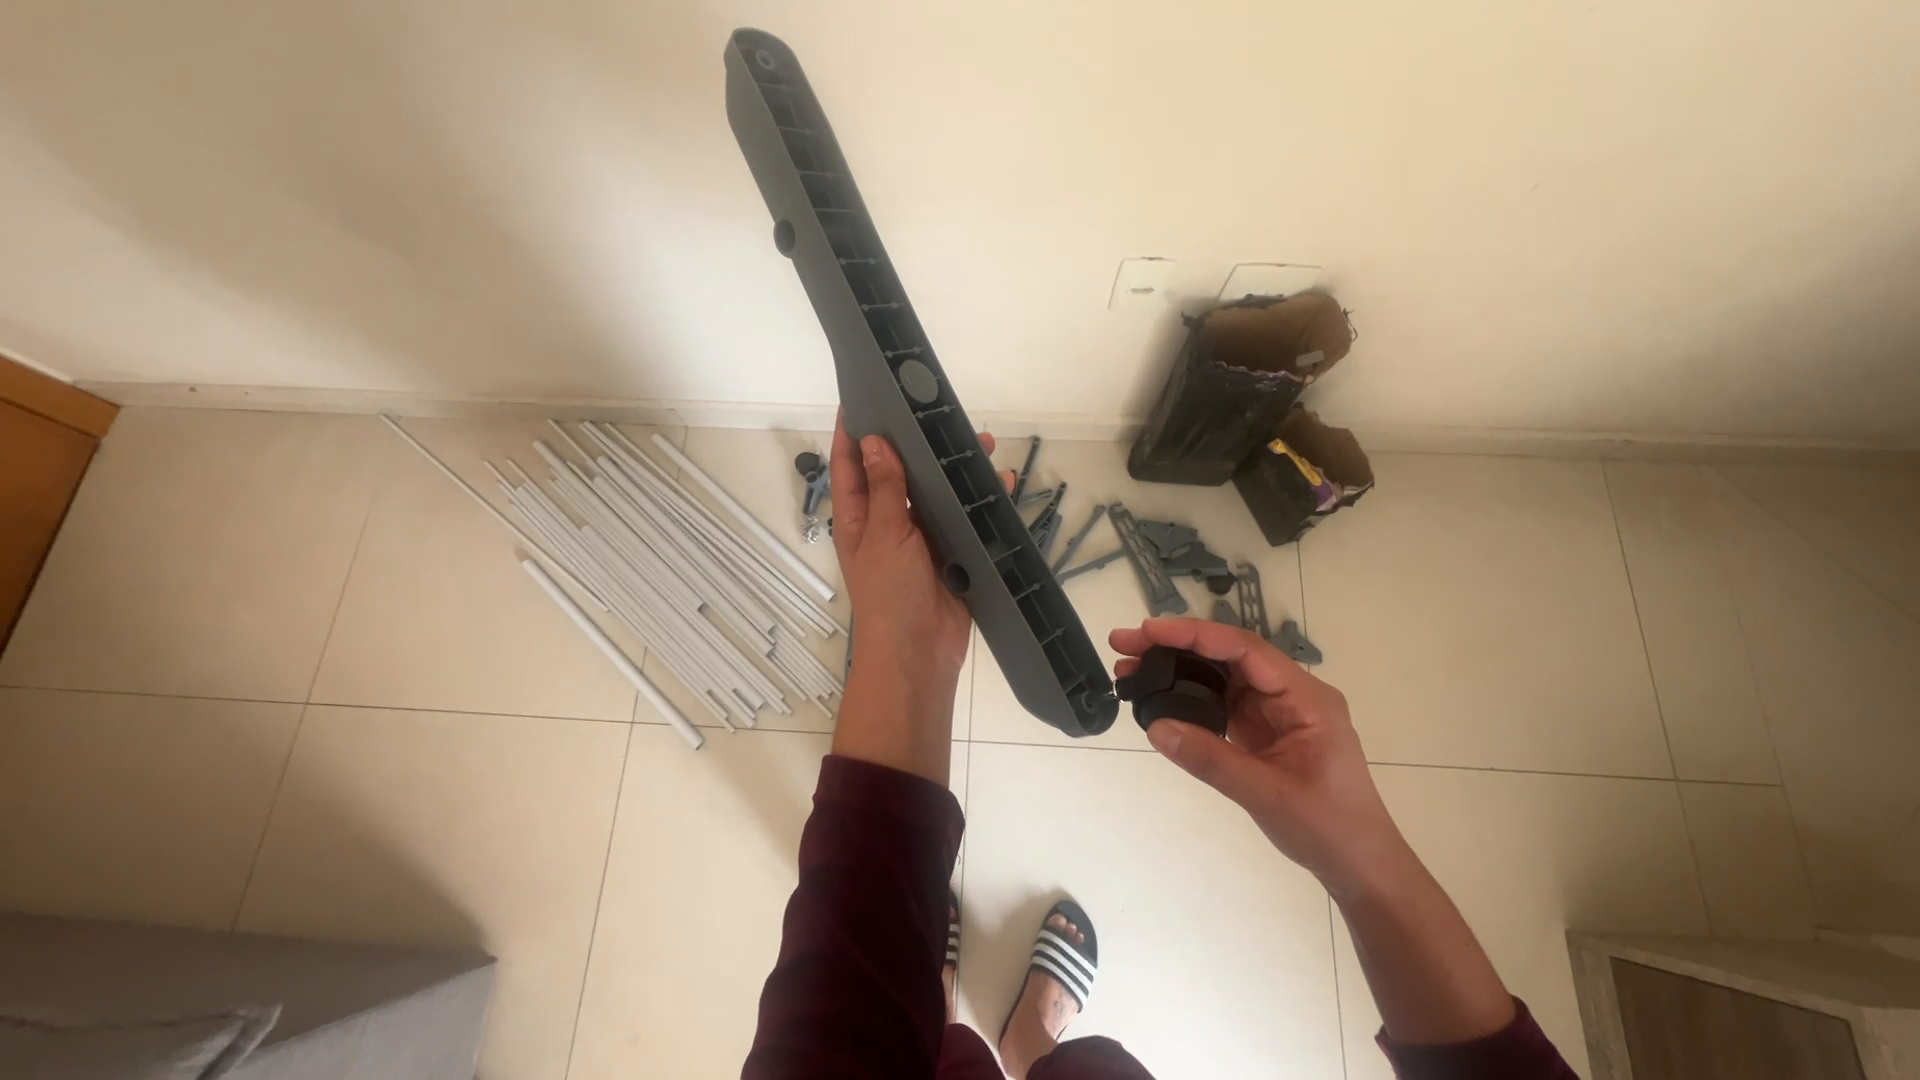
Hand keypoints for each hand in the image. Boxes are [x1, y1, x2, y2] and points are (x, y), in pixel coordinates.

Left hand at [828, 412, 1007, 781]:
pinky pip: (964, 517)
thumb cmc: (889, 593)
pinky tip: (1001, 482)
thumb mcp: (883, 534)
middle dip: (917, 443)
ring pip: (936, 491)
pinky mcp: (950, 551)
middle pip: (899, 472)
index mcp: (859, 517)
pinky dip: (980, 499)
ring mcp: (921, 537)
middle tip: (939, 413)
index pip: (851, 464)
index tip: (863, 395)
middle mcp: (888, 521)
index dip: (854, 431)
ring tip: (982, 442)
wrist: (919, 653)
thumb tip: (875, 440)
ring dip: (955, 468)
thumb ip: (884, 487)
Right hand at [1110, 617, 1410, 896]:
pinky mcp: (1264, 729)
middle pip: (1228, 656)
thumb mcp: (1267, 795)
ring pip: (1221, 676)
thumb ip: (1212, 760)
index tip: (1149, 631)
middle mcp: (1291, 694)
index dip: (1194, 635)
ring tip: (1131, 669)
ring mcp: (1277, 711)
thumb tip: (1155, 727)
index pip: (1244, 650)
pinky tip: (1160, 696)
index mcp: (1306, 698)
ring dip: (1178, 669)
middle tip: (1125, 644)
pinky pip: (1222, 701)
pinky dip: (1188, 695)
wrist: (1360, 866)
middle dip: (1176, 645)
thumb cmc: (1328, 829)